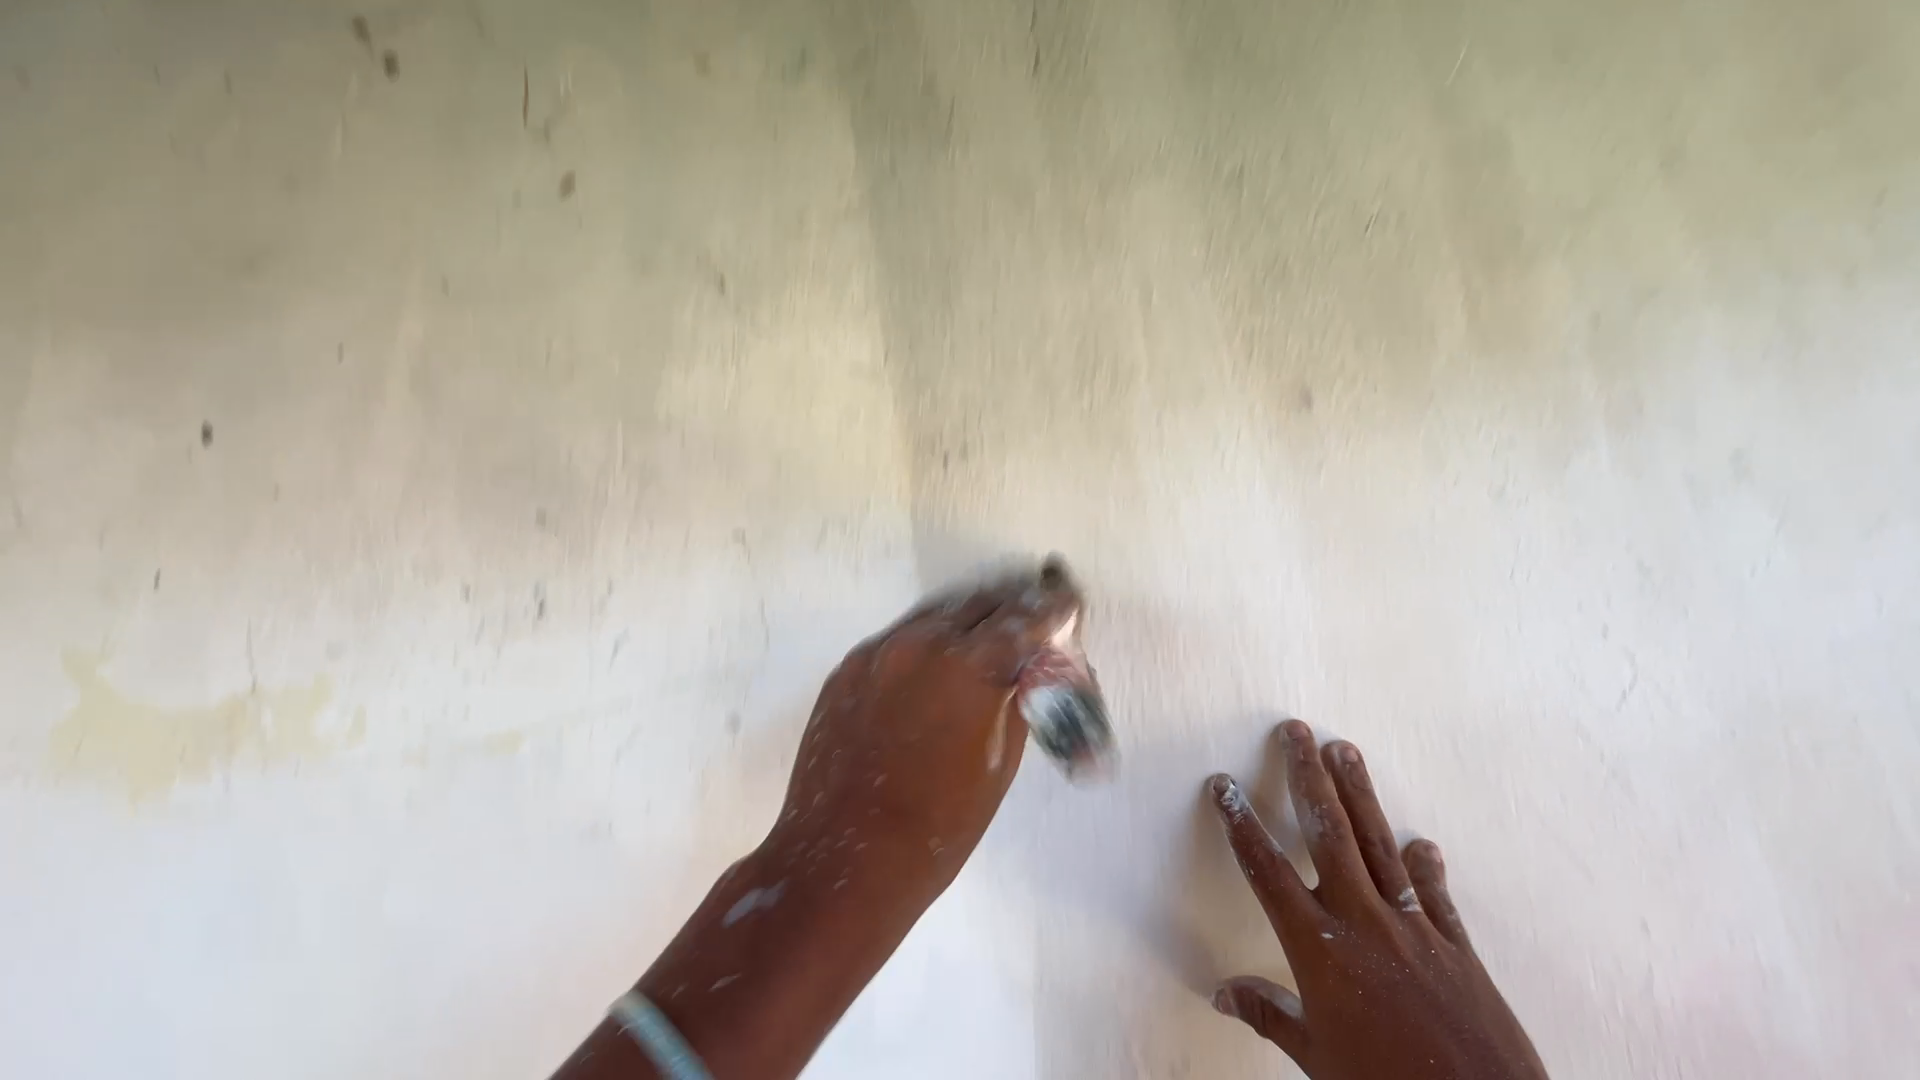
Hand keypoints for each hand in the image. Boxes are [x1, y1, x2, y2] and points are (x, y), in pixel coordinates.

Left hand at [768, 560, 1084, 902]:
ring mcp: (877, 652)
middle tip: (1030, 624)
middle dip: (1011, 610)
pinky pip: (898, 641)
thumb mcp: (999, 763)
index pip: (1026, 618)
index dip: (1054, 608)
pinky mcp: (848, 669)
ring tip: (986, 641)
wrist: (846, 860)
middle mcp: (921, 643)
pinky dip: (925, 645)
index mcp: (969, 666)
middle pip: (980, 605)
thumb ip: (1017, 702)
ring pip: (935, 616)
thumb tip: (1030, 669)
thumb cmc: (938, 827)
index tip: (1068, 601)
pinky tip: (934, 670)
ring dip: (967, 623)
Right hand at [1208, 721, 1548, 1079]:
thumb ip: (1269, 1014)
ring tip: (1345, 749)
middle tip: (1297, 730)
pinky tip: (1420, 840)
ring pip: (1377, 844)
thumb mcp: (1315, 1058)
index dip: (1241, 824)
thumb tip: (1220, 993)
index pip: (1266, 870)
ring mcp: (1411, 926)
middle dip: (1307, 776)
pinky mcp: (1454, 945)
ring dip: (1359, 793)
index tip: (1223, 785)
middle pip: (1327, 832)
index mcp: (1318, 946)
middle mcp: (1361, 920)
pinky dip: (1424, 865)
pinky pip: (1434, 893)